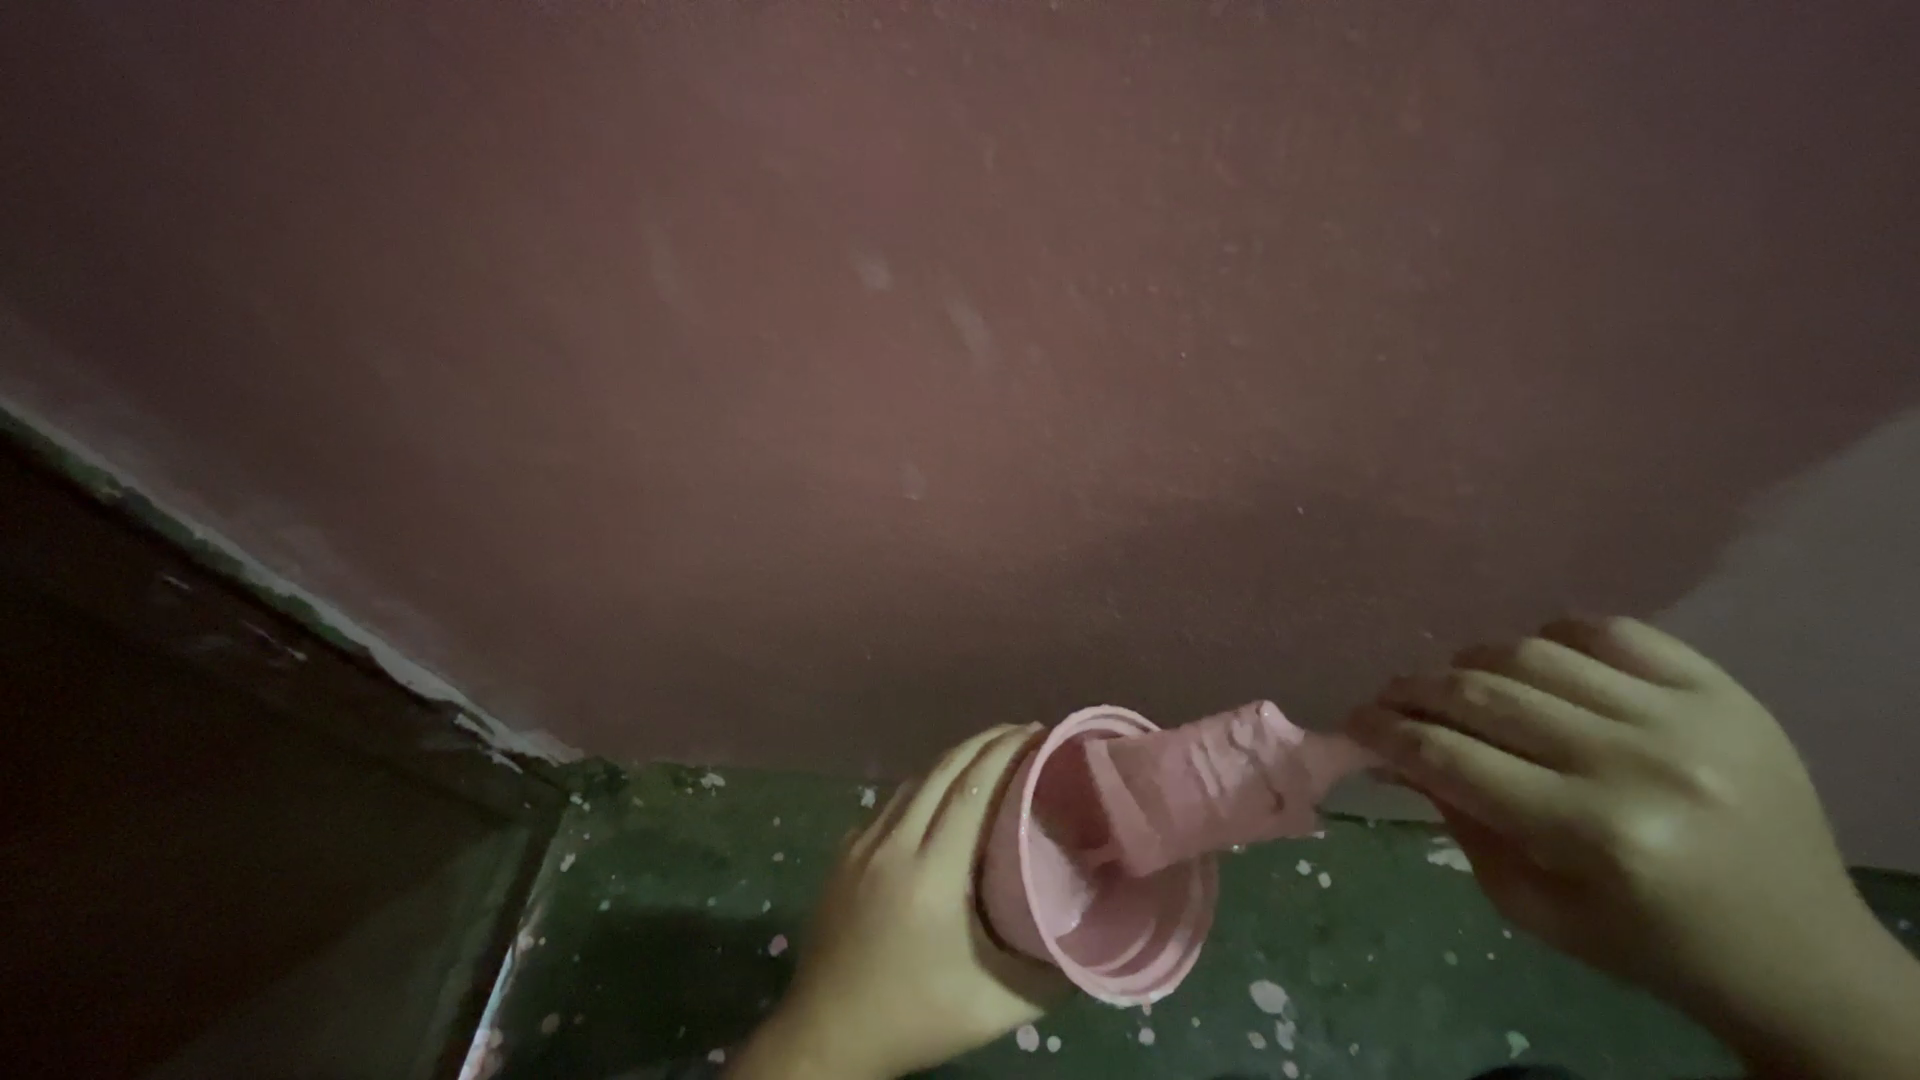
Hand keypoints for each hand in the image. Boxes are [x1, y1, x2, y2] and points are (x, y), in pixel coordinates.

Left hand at [729, 724, 1068, 1079]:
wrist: (826, 1036)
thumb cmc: (916, 1017)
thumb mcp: (997, 1007)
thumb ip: (1052, 973)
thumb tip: (1093, 940)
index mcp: (932, 874)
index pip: (973, 787)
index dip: (1007, 752)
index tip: (1040, 733)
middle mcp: (893, 844)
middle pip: (944, 770)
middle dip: (986, 742)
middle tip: (1026, 734)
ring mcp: (861, 845)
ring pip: (915, 781)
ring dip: (956, 759)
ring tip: (992, 755)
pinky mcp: (844, 853)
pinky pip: (892, 803)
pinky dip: (926, 784)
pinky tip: (944, 795)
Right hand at [1347, 617, 1919, 1076]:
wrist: (1799, 956)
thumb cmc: (1645, 943)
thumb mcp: (1528, 904)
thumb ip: (1457, 819)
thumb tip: (1396, 752)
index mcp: (1591, 833)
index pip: (1448, 754)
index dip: (1384, 730)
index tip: (1353, 723)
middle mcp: (1637, 763)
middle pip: (1481, 694)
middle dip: (1412, 691)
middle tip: (1388, 700)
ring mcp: (1686, 718)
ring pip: (1533, 652)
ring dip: (1472, 663)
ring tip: (1459, 685)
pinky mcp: (1723, 692)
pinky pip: (1610, 631)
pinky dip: (1552, 639)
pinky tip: (1537, 666)